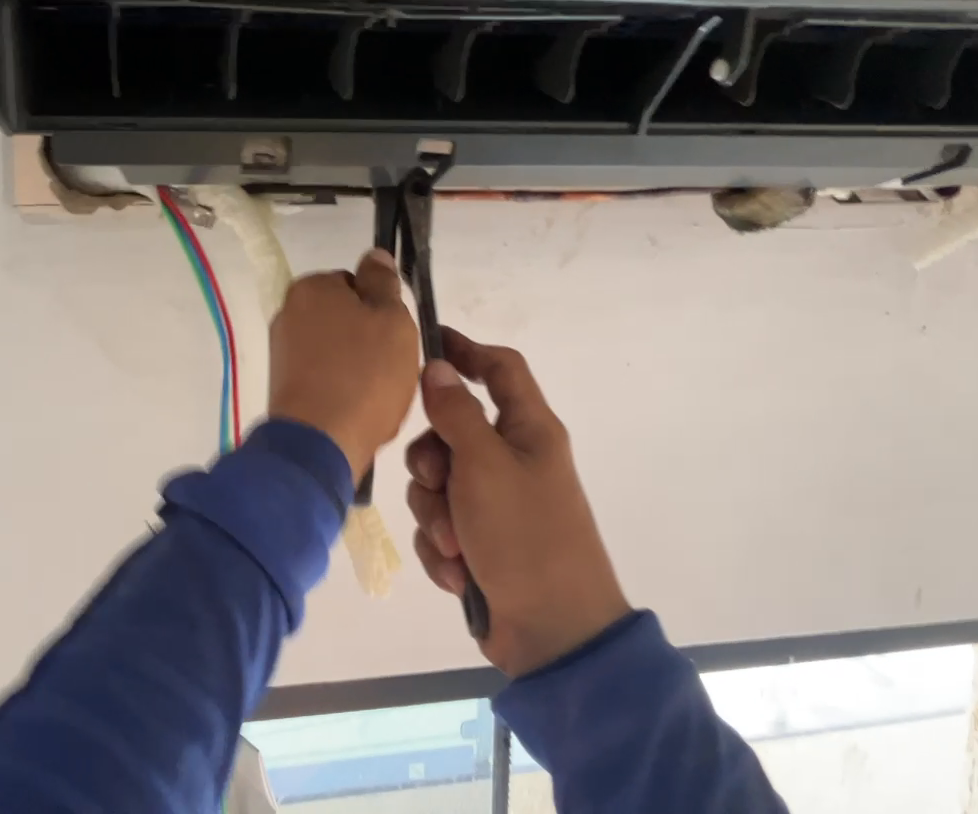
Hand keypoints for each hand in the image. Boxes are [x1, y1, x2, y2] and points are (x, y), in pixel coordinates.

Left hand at [269, 249, 419, 483]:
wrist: (320, 442)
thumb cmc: (364, 374)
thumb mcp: (391, 319)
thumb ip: (384, 282)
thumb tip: (375, 254)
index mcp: (311, 287)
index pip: (357, 284)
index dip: (382, 308)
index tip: (394, 335)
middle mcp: (288, 312)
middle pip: (346, 317)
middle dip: (370, 339)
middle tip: (390, 367)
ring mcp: (281, 351)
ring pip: (337, 350)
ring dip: (359, 367)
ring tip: (376, 394)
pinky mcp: (283, 386)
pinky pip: (323, 377)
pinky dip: (342, 388)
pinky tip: (358, 408)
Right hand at [405, 329, 631, 676]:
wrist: (553, 634)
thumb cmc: (525, 536)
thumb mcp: (484, 466)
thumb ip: (455, 413)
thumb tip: (436, 366)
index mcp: (528, 431)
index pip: (500, 369)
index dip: (465, 351)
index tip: (425, 344)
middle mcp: (511, 459)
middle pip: (451, 430)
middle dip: (432, 461)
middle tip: (439, 483)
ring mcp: (496, 503)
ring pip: (438, 483)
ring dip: (436, 515)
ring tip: (456, 545)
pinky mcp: (480, 541)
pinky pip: (441, 524)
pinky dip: (443, 548)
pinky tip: (461, 572)